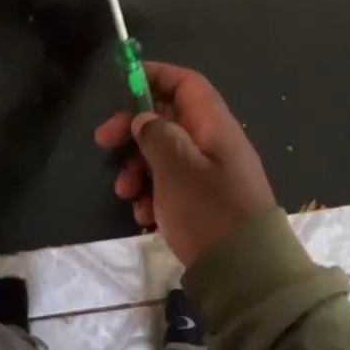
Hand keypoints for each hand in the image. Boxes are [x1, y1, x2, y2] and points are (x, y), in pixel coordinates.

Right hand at [94, 61, 276, 267]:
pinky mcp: (204, 202)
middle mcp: (213, 143)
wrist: (245, 274)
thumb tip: (144, 118)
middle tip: (103, 142)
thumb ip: (156, 134)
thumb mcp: (176, 167)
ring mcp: (210, 174)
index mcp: (213, 125)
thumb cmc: (209, 210)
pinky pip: (171, 185)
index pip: (186, 83)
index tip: (122, 81)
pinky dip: (152, 194)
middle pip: (168, 119)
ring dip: (138, 168)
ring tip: (125, 193)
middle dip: (133, 130)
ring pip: (164, 155)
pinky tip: (144, 216)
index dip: (155, 75)